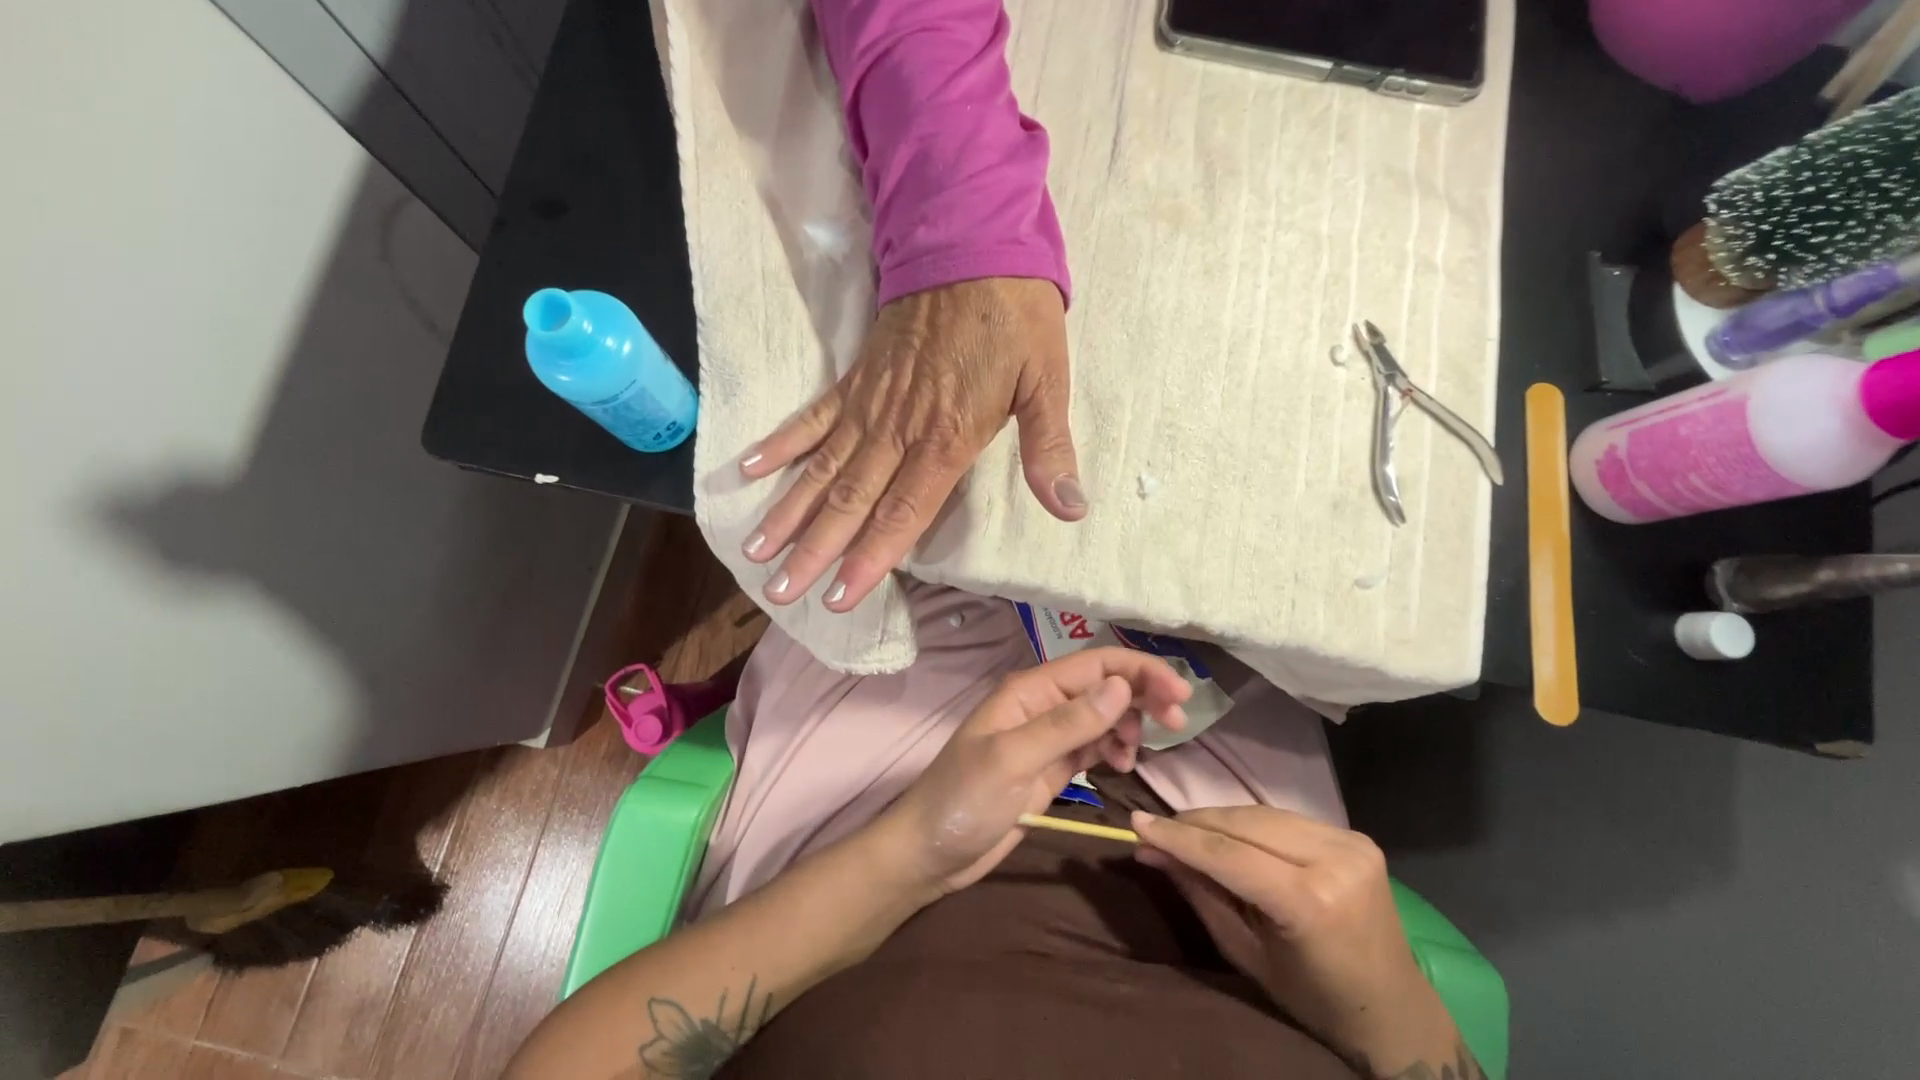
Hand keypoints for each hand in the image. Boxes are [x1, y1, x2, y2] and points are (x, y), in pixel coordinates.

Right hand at [738, 278, 1081, 611]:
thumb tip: (1071, 510)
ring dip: (789, 511)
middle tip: (781, 590)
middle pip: (852, 500)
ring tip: (756, 550)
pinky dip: (781, 444)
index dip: (869, 556)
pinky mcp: (856, 379)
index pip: (903, 510)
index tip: (839, 596)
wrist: (971, 243)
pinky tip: (751, 470)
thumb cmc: (1015, 317)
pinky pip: (813, 417)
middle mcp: (899, 428)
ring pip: (824, 467)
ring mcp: (870, 403)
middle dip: (816, 550)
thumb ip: (1048, 449)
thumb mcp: (1047, 382)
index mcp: (947, 437)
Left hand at [874, 648, 1190, 897]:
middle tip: (1176, 725)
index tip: (1181, 696)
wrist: (930, 853)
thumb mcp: (1013, 760)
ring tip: (1134, 755)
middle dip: (1143, 697)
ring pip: (1104, 716)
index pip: (1096, 665)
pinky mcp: (1052, 768)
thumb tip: (1122, 687)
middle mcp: (1042, 706)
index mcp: (1029, 691)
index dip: (1141, 672)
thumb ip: (1068, 724)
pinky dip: (1114, 749)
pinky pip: (1095, 746)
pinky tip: (1121, 765)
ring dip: (1130, 726)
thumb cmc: (962, 800)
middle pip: (1105, 686)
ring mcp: (1048, 738)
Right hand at [1132, 808, 1468, 1075]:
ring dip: (1218, 819)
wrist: (1393, 1010)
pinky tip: (1225, 833)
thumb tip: (1149, 851)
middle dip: (1194, 823)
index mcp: (1312, 902)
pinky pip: (1285, 819)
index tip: (1135, 821)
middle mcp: (1336, 860)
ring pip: (1263, 814)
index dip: (1178, 837)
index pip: (1229, 854)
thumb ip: (1199, 893)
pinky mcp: (1356, 837)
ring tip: (1182, 830)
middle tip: (1153, 828)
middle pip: (1245, 823)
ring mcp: (1351, 843)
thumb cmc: (1312, 997)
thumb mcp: (1245, 952)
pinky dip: (1250, 824)